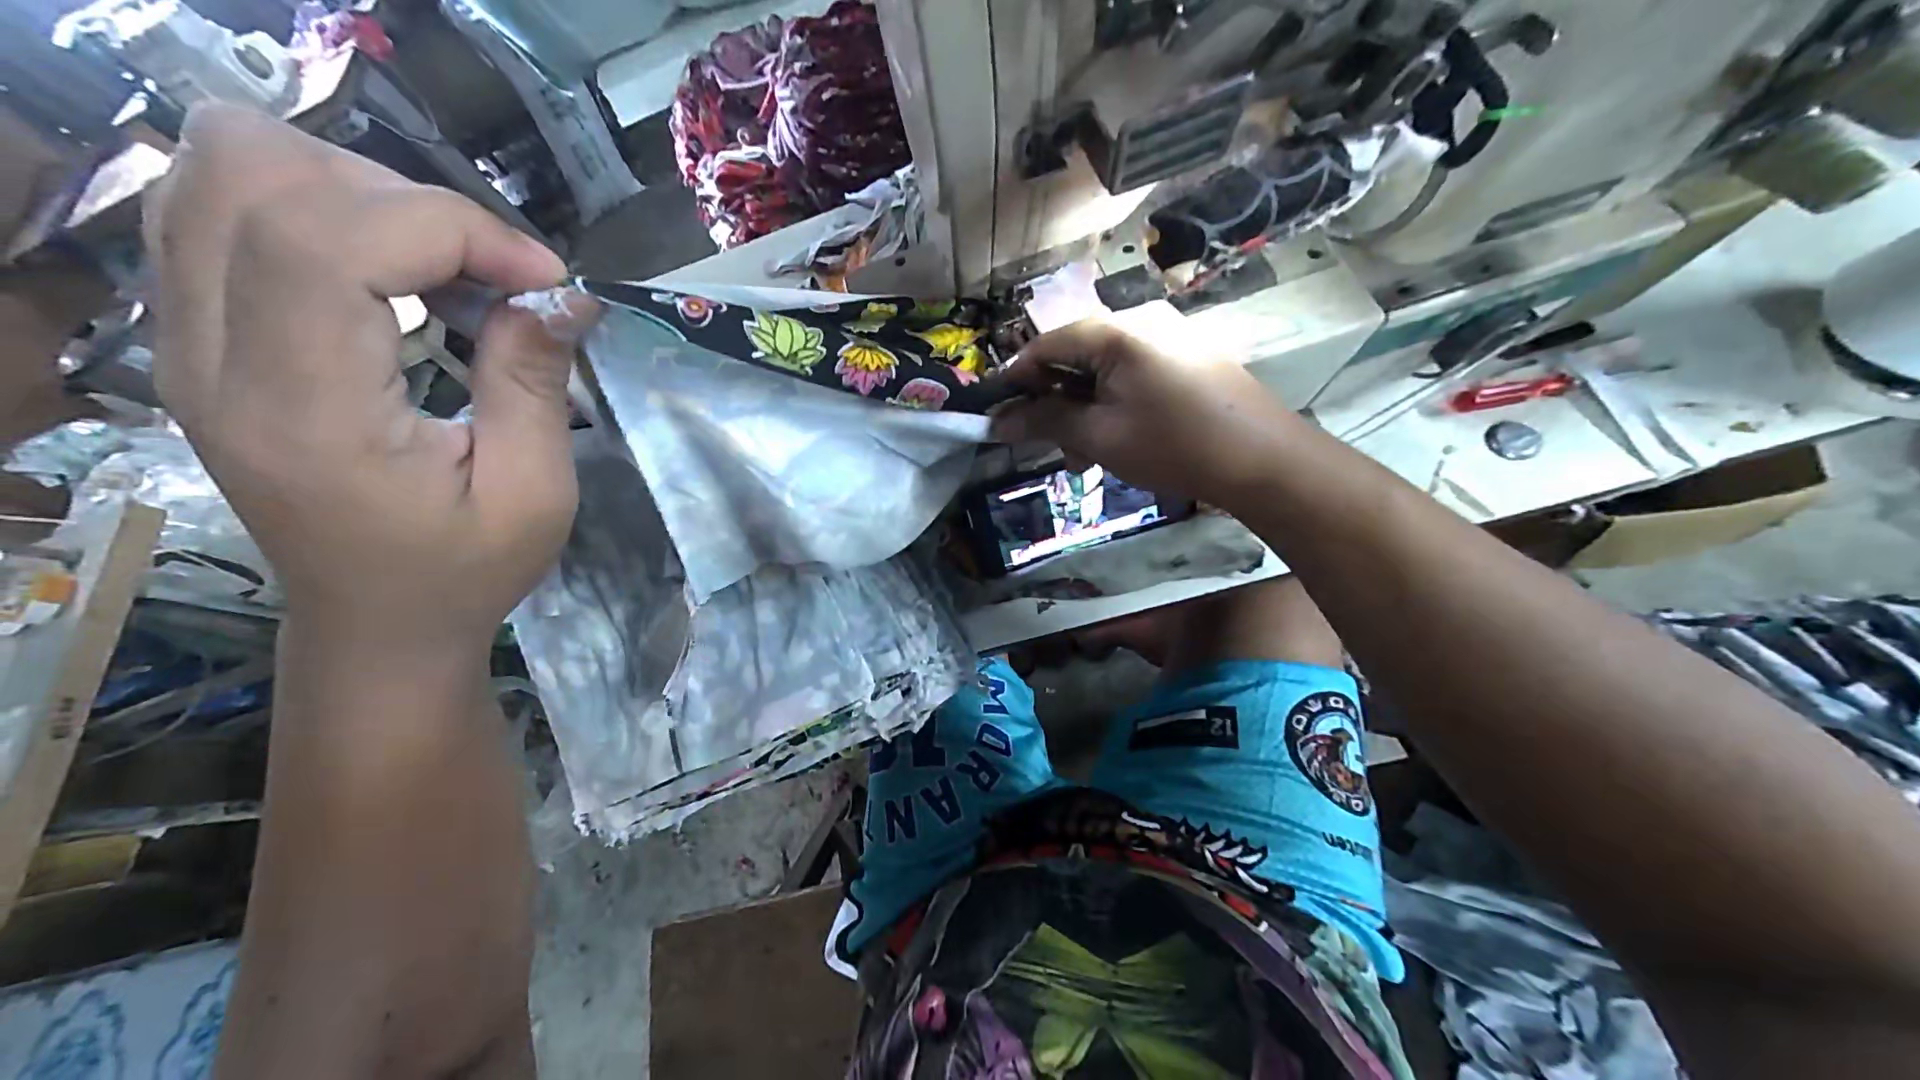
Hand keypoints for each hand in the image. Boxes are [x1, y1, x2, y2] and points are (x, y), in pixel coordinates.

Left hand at [145, 103, 599, 646]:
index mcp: (306, 411)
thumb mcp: (534, 494)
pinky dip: (320, 215)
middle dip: (398, 197)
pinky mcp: (199, 340)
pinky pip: (222, 213)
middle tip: (482, 269)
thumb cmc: (465, 572)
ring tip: (439, 266)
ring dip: (354, 195)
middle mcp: (215, 360)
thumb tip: (560, 292)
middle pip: (251, 172)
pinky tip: (391, 277)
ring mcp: (189, 343)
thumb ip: (534, 382)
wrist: (378, 625)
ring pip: (223, 172)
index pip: (328, 240)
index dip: (452, 227)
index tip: (542, 278)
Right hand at [989, 320, 1294, 503]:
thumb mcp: (1099, 436)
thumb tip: (999, 422)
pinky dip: (1114, 403)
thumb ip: (1045, 421)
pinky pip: (1134, 373)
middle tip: (1050, 447)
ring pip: (1105, 368)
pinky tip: (1119, 439)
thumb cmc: (1174, 445)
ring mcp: (1171, 335)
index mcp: (1117, 330)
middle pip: (1076, 355)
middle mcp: (1143, 319)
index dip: (1016, 381)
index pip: (1045, 344)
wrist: (1265, 461)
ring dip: (1084, 409)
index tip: (999, 418)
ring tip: (1085, 456)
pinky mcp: (1190, 356)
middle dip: (1054, 402)